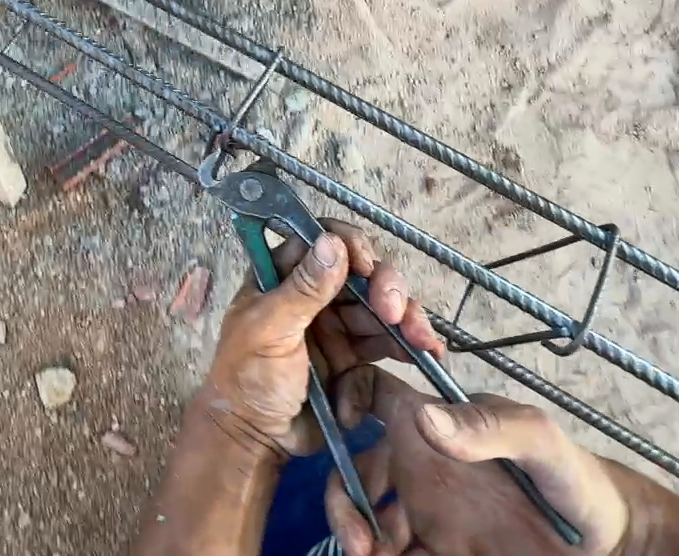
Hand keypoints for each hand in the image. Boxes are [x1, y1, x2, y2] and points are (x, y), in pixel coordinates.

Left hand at [199, 220, 443, 460]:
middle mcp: (313, 293)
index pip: (320, 240)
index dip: (349, 244)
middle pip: (360, 272)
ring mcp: (335, 323)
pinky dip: (410, 344)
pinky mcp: (353, 356)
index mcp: (281, 274)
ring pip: (380, 305)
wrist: (255, 439)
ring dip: (405, 317)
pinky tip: (430, 353)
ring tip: (421, 339)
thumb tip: (332, 242)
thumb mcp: (270, 329)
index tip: (367, 264)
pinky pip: (387, 341)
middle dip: (386, 286)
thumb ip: (302, 289)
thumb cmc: (248, 376)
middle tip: (395, 312)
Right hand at [327, 371, 629, 555]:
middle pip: (354, 470)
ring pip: (371, 525)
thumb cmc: (570, 474)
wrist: (609, 544)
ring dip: (362, 544)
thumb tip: (423, 419)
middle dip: (342, 504)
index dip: (346, 394)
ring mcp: (427, 514)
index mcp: (428, 424)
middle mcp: (416, 466)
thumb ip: (486, 426)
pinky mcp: (440, 554)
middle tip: (358, 545)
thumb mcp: (537, 437)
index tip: (342, 424)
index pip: (371, 391)